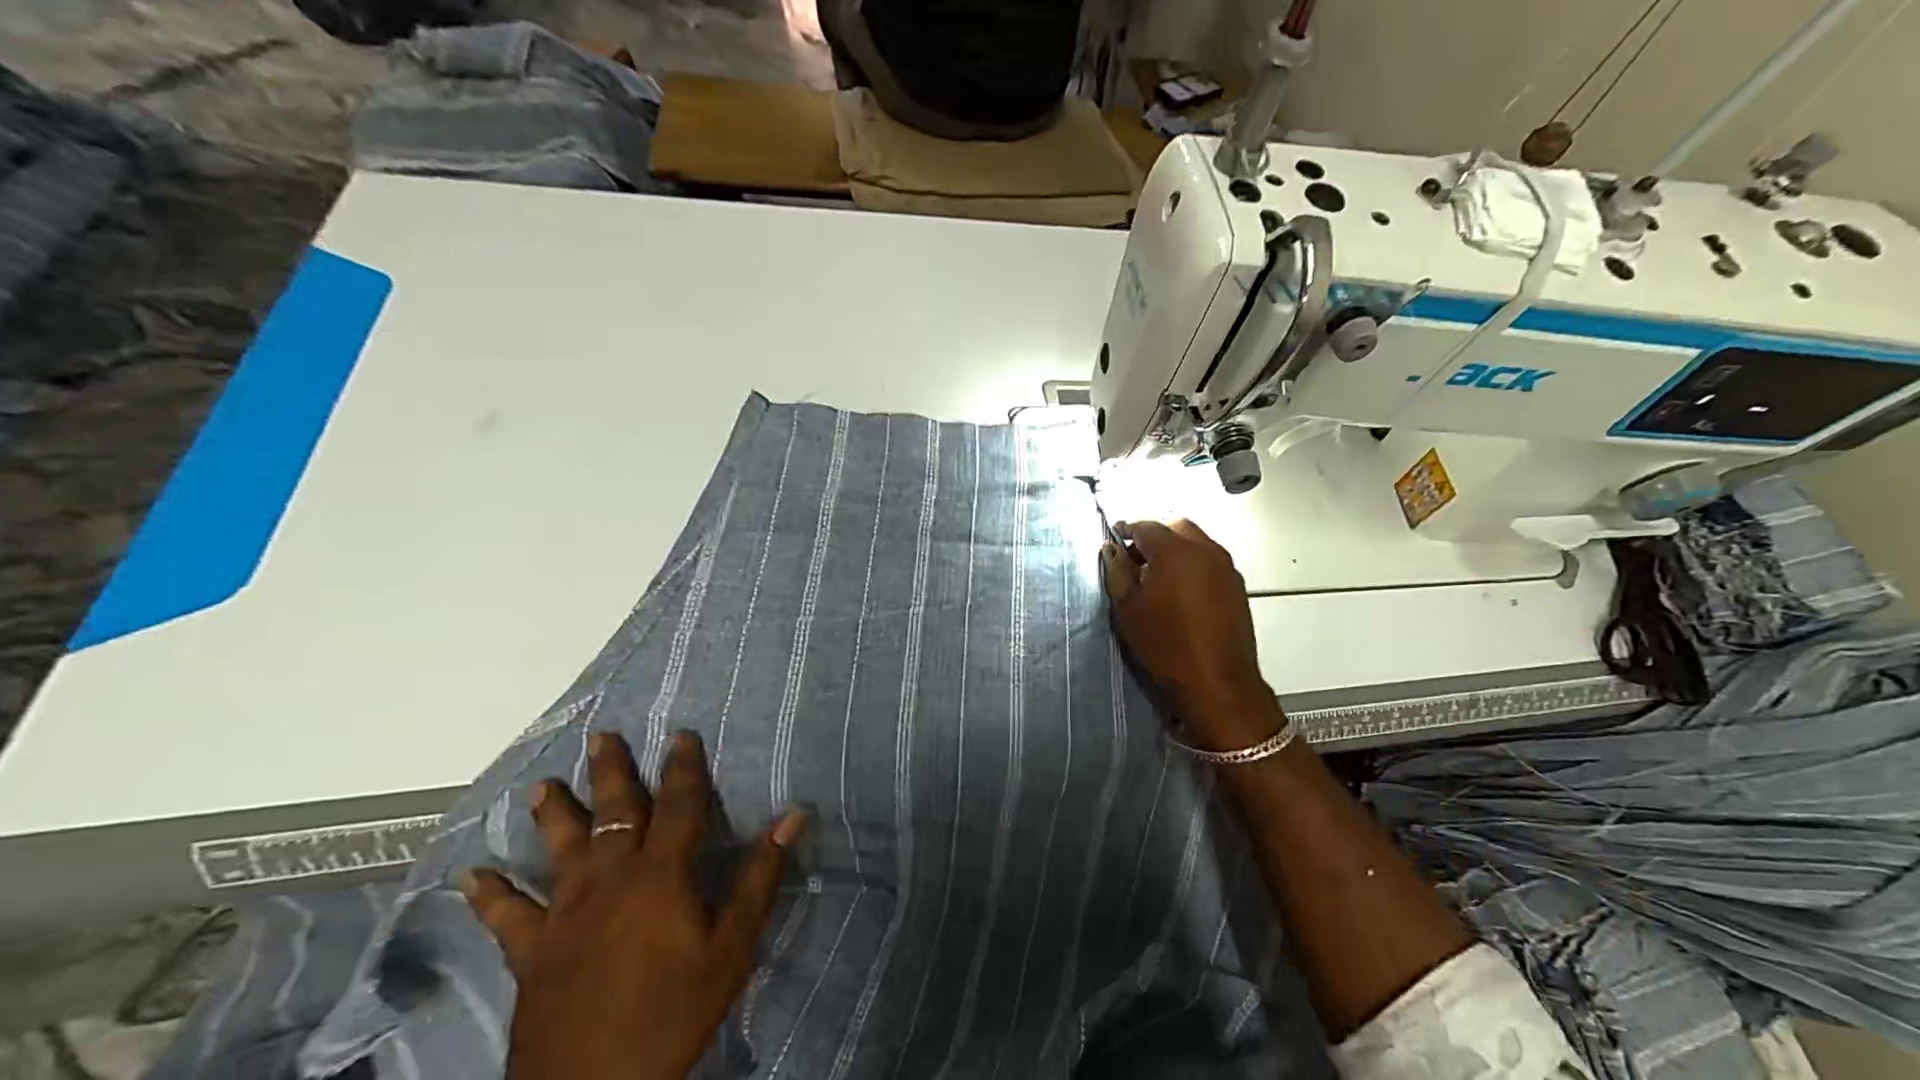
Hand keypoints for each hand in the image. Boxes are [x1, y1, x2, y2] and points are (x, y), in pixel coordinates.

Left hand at [461, 731, 806, 1079]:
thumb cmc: (674, 1011)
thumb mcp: (733, 947)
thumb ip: (759, 878)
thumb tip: (792, 815)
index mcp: (660, 874)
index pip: (679, 805)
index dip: (684, 767)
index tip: (682, 734)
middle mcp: (609, 878)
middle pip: (612, 812)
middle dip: (611, 772)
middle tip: (601, 736)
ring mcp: (564, 912)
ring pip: (559, 849)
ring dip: (552, 814)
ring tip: (540, 785)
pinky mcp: (532, 950)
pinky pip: (507, 916)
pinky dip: (491, 895)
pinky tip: (472, 876)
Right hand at [1101, 519, 1282, 750]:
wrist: (1216, 682)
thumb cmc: (1165, 645)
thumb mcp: (1128, 609)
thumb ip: (1118, 572)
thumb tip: (1112, 549)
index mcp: (1175, 551)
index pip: (1146, 526)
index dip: (1126, 530)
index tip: (1115, 539)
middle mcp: (1205, 550)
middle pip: (1176, 528)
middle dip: (1154, 537)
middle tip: (1134, 560)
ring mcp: (1226, 568)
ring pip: (1196, 543)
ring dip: (1175, 551)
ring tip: (1157, 579)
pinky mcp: (1237, 587)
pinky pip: (1210, 562)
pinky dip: (1192, 566)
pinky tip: (1180, 593)